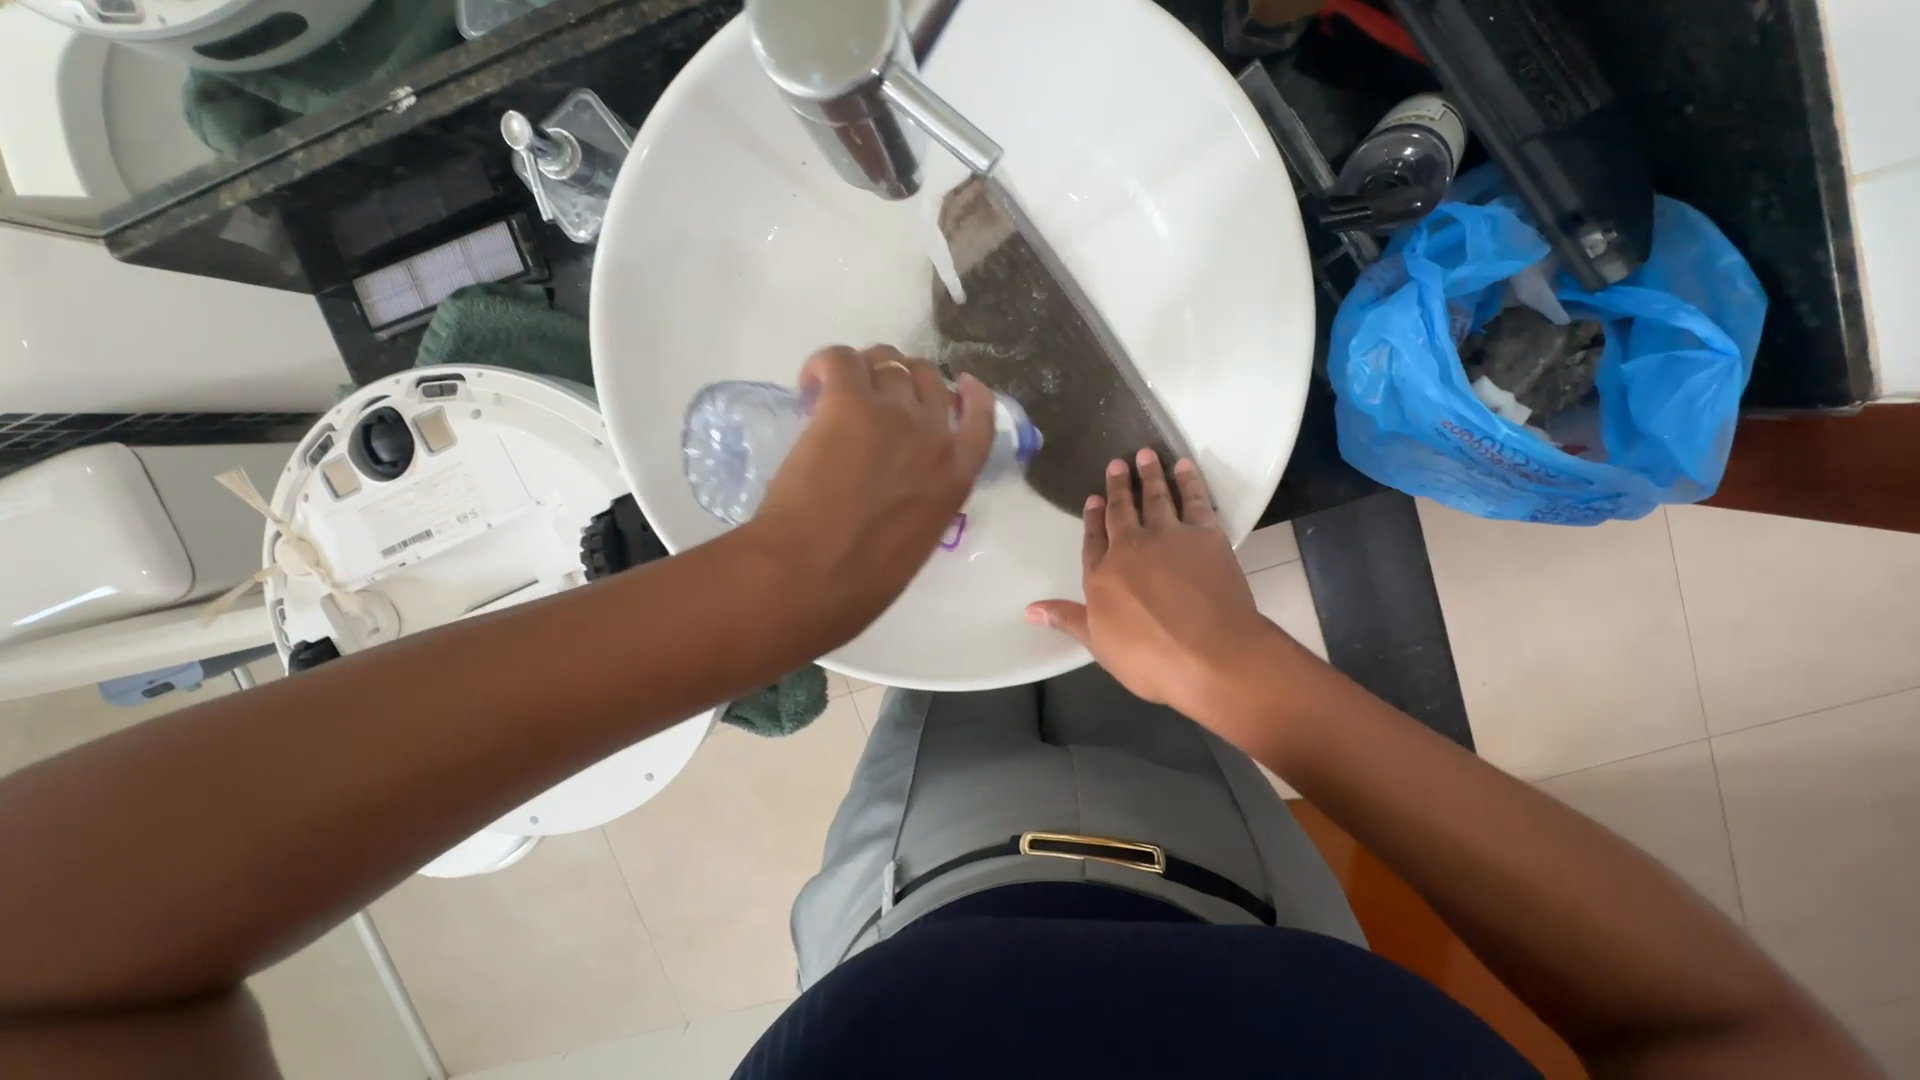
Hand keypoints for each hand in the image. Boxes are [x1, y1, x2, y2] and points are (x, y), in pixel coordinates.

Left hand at [748, 345, 995, 642]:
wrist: (812, 574)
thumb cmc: (860, 582)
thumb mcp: (916, 544)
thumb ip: (921, 506)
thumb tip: (897, 494)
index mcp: (956, 479)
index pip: (979, 418)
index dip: (970, 394)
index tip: (959, 383)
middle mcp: (933, 436)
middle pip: (927, 380)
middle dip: (902, 379)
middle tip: (869, 396)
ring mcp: (893, 414)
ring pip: (886, 363)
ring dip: (864, 370)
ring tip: (833, 390)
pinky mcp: (847, 402)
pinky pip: (841, 360)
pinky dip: (825, 365)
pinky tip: (810, 385)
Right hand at [1026, 449, 1278, 721]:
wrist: (1210, 654)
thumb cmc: (1150, 659)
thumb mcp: (1099, 645)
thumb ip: (1067, 620)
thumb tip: (1028, 610)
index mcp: (1102, 575)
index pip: (1093, 540)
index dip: (1093, 518)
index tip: (1094, 499)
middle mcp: (1130, 547)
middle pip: (1121, 512)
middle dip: (1118, 487)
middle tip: (1117, 464)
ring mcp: (1168, 537)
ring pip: (1155, 497)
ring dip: (1150, 474)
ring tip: (1146, 454)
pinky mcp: (1205, 535)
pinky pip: (1195, 500)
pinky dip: (1189, 481)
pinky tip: (1184, 468)